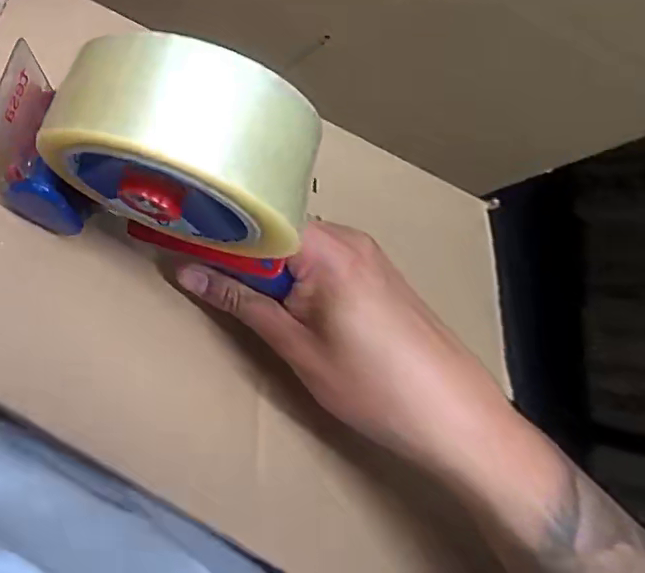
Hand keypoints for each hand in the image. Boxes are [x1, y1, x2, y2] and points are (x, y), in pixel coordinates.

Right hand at [181, 223, 644, 570]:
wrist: (467, 426)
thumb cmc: (379, 390)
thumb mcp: (297, 347)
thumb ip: (239, 301)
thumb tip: (185, 270)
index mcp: (326, 247)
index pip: (254, 218)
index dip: (214, 228)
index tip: (177, 237)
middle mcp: (346, 237)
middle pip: (273, 226)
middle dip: (236, 246)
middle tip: (196, 264)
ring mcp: (365, 252)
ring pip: (294, 241)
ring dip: (263, 261)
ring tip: (231, 285)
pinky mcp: (375, 270)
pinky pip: (318, 255)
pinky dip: (290, 270)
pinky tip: (279, 297)